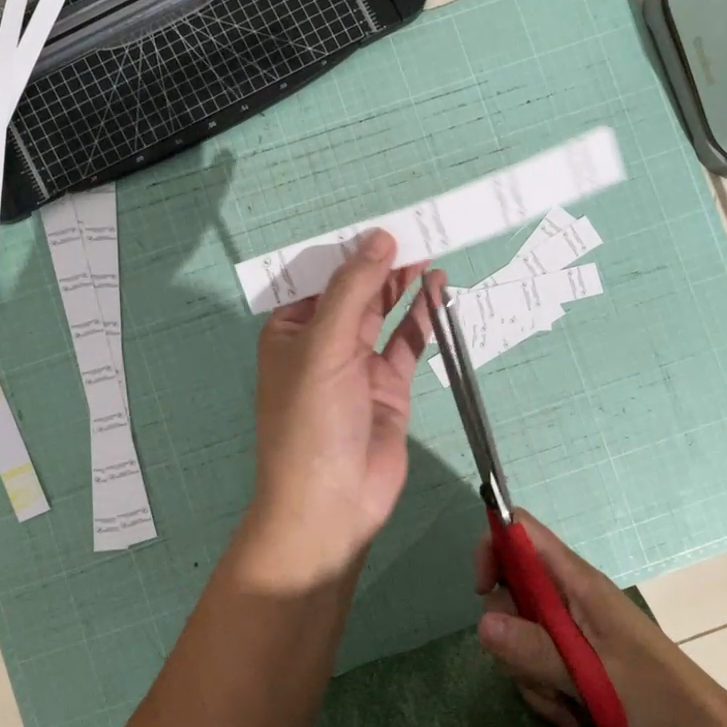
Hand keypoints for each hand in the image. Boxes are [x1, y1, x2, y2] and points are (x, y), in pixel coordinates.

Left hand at [238, 230, 436, 588]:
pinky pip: (407, 342)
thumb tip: (379, 239)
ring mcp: (357, 366)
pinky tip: (437, 289)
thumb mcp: (323, 346)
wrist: (331, 503)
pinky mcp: (389, 388)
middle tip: (418, 229)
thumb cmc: (311, 419)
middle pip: (354, 292)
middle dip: (381, 264)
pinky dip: (422, 316)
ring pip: (383, 313)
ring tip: (429, 251)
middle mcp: (322, 344)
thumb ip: (354, 290)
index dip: (349, 250)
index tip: (382, 223)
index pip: (319, 278)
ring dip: (403, 285)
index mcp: (290, 331)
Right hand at [475, 510, 725, 726]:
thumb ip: (533, 650)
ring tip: (567, 703)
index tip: (483, 591)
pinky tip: (574, 712)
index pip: (520, 530)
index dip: (492, 547)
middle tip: (537, 671)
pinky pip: (540, 658)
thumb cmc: (653, 697)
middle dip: (511, 634)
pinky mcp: (578, 650)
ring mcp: (573, 623)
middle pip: (511, 589)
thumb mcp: (590, 678)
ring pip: (521, 631)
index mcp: (576, 581)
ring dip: (531, 672)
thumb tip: (482, 622)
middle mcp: (570, 593)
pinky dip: (547, 687)